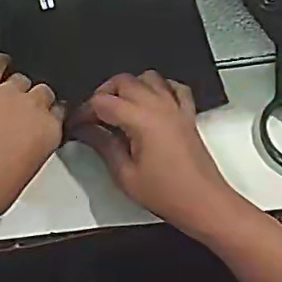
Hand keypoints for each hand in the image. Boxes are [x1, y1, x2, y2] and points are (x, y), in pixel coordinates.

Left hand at [0, 54, 64, 230]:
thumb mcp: (22, 177)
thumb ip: (30, 151)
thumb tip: (21, 147)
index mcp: (48, 133)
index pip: (59, 113)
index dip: (48, 115)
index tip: (41, 118)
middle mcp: (32, 108)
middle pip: (42, 91)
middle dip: (32, 100)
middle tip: (17, 112)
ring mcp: (5, 93)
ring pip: (20, 78)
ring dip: (13, 86)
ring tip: (2, 96)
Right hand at [73, 72, 249, 236]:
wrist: (204, 204)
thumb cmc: (170, 194)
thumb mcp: (125, 174)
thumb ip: (103, 145)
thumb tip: (87, 130)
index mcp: (142, 120)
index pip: (102, 102)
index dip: (84, 112)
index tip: (77, 124)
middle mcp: (160, 108)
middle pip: (122, 81)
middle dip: (102, 94)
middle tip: (92, 117)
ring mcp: (176, 109)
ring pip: (147, 77)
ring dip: (128, 87)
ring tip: (117, 108)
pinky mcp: (187, 116)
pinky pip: (173, 87)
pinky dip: (159, 87)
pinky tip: (148, 102)